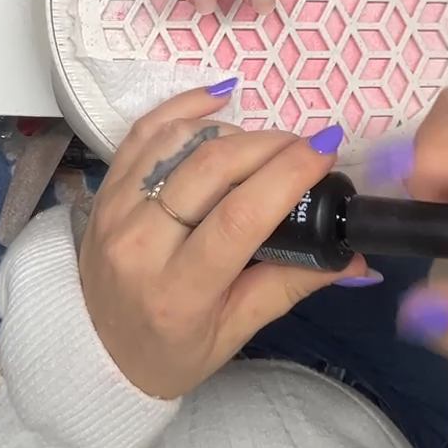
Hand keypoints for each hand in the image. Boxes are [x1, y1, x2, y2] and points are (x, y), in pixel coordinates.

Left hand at [79, 85, 367, 397]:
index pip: (238, 218)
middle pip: (211, 168)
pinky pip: (146, 129)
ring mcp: (115, 207)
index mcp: (177, 291)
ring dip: (233, 130)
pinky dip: (185, 106)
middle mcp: (140, 242)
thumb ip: (291, 285)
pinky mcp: (106, 185)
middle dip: (269, 145)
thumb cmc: (170, 350)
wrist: (92, 350)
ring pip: (179, 141)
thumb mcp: (234, 333)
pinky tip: (221, 97)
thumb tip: (355, 255)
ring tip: (266, 143)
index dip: (286, 175)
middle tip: (304, 145)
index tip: (325, 150)